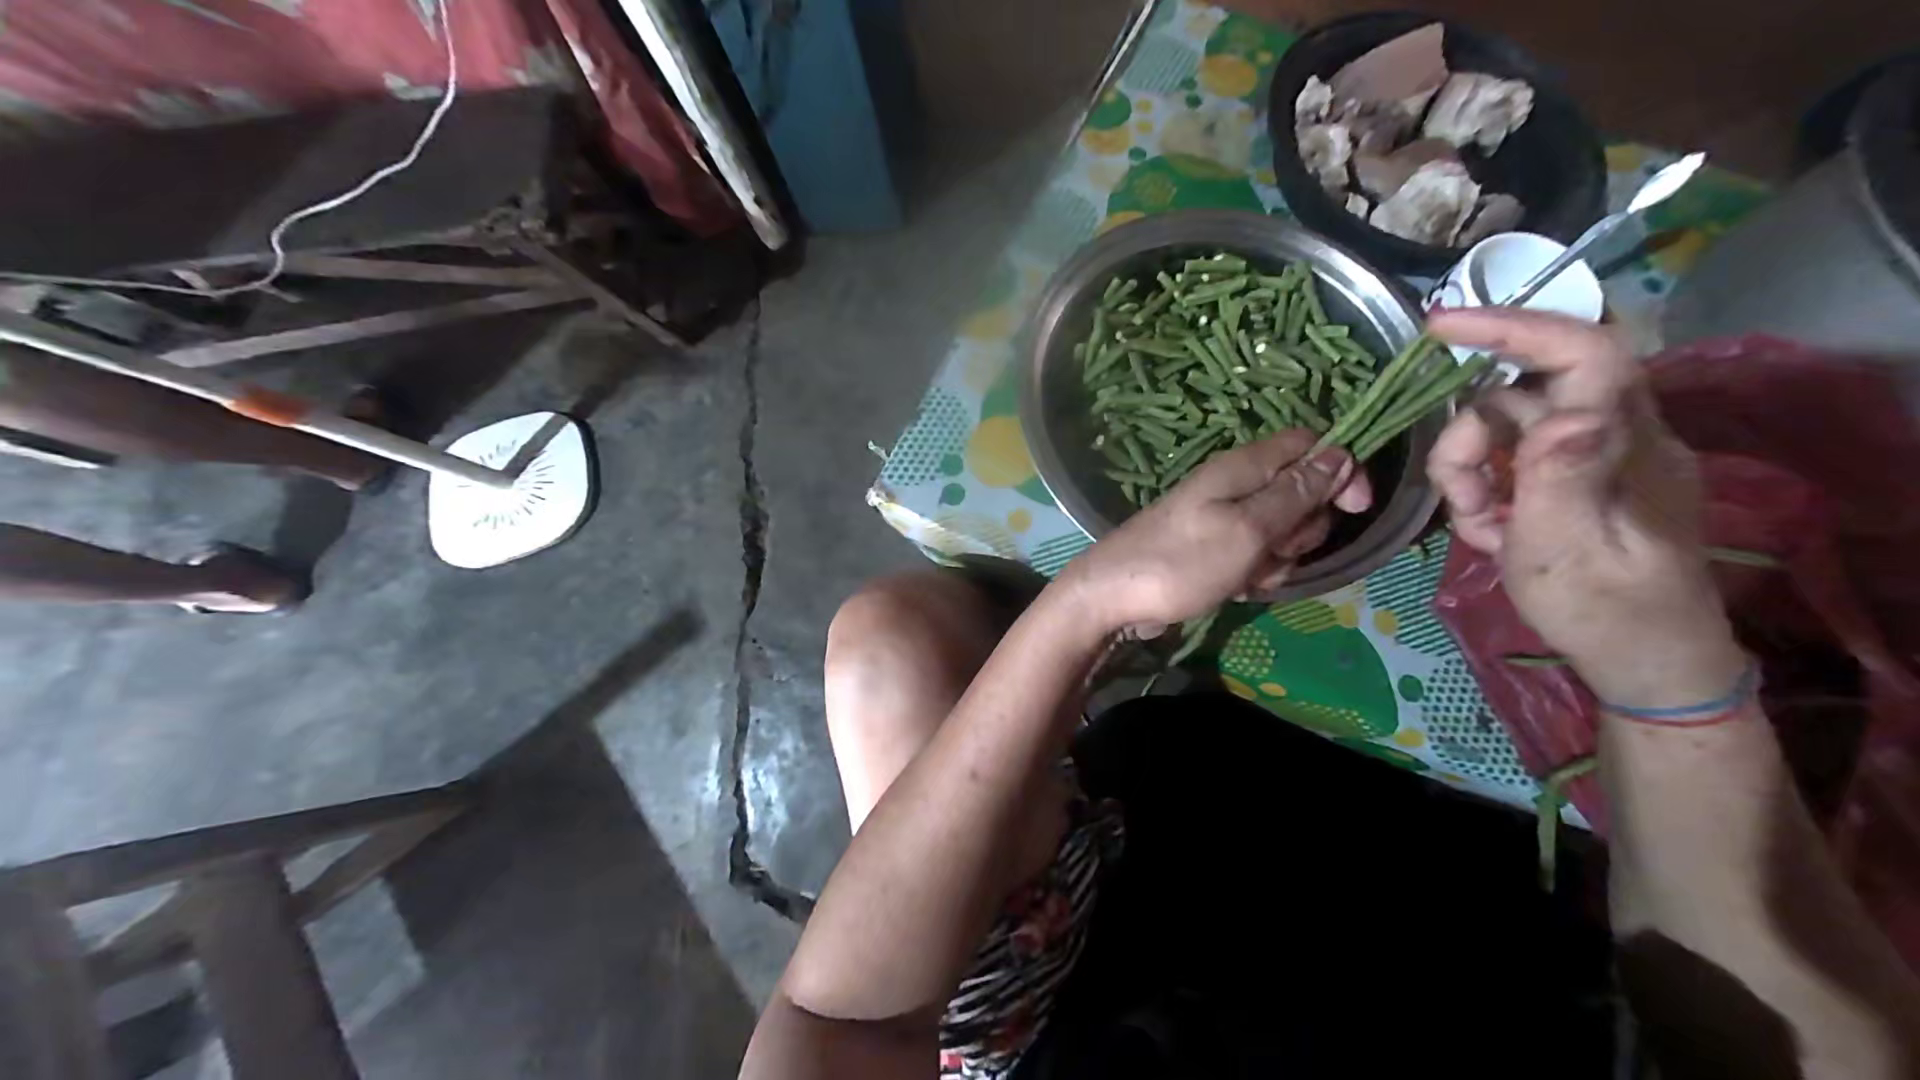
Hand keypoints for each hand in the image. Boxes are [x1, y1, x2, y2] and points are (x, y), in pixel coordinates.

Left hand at [1061, 428, 1371, 636]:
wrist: (1112, 598)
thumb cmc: (1180, 561)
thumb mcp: (1247, 528)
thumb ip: (1294, 493)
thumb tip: (1340, 453)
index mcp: (1242, 467)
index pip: (1310, 446)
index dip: (1339, 471)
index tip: (1354, 508)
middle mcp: (1235, 486)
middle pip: (1301, 493)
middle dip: (1303, 528)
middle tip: (1274, 549)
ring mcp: (1224, 519)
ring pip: (1282, 531)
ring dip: (1277, 558)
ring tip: (1246, 574)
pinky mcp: (1215, 549)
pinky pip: (1255, 556)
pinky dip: (1253, 573)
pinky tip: (1234, 587)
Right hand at [1424, 309, 1743, 707]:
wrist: (1641, 659)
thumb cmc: (1605, 607)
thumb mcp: (1570, 550)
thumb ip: (1562, 480)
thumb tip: (1563, 418)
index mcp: (1625, 441)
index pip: (1580, 352)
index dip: (1513, 327)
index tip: (1439, 326)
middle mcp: (1609, 433)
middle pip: (1516, 397)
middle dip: (1468, 439)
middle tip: (1458, 494)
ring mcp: (1586, 457)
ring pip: (1499, 431)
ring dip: (1467, 473)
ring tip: (1476, 524)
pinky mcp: (1566, 480)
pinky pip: (1505, 462)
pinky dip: (1481, 491)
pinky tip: (1489, 531)